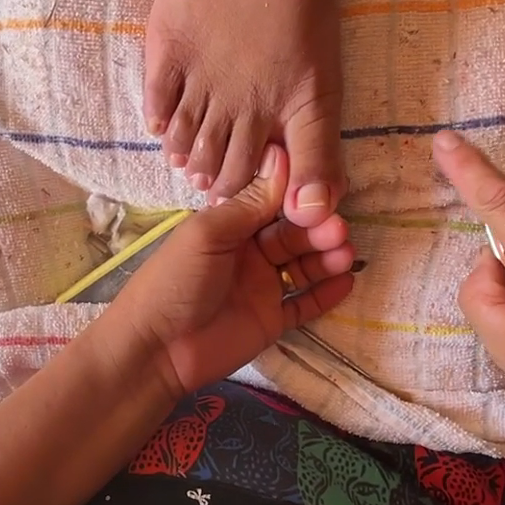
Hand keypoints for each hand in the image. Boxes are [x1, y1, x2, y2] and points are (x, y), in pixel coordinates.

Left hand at [108, 145, 356, 396]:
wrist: (157, 350)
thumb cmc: (174, 283)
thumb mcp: (208, 234)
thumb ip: (248, 202)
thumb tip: (282, 154)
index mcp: (229, 227)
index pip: (273, 203)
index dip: (299, 198)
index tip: (326, 190)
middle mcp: (248, 254)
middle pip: (293, 234)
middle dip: (317, 229)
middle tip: (338, 229)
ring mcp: (261, 288)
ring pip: (304, 267)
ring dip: (327, 258)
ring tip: (345, 254)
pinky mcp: (270, 321)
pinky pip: (305, 304)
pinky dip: (326, 293)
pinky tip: (347, 281)